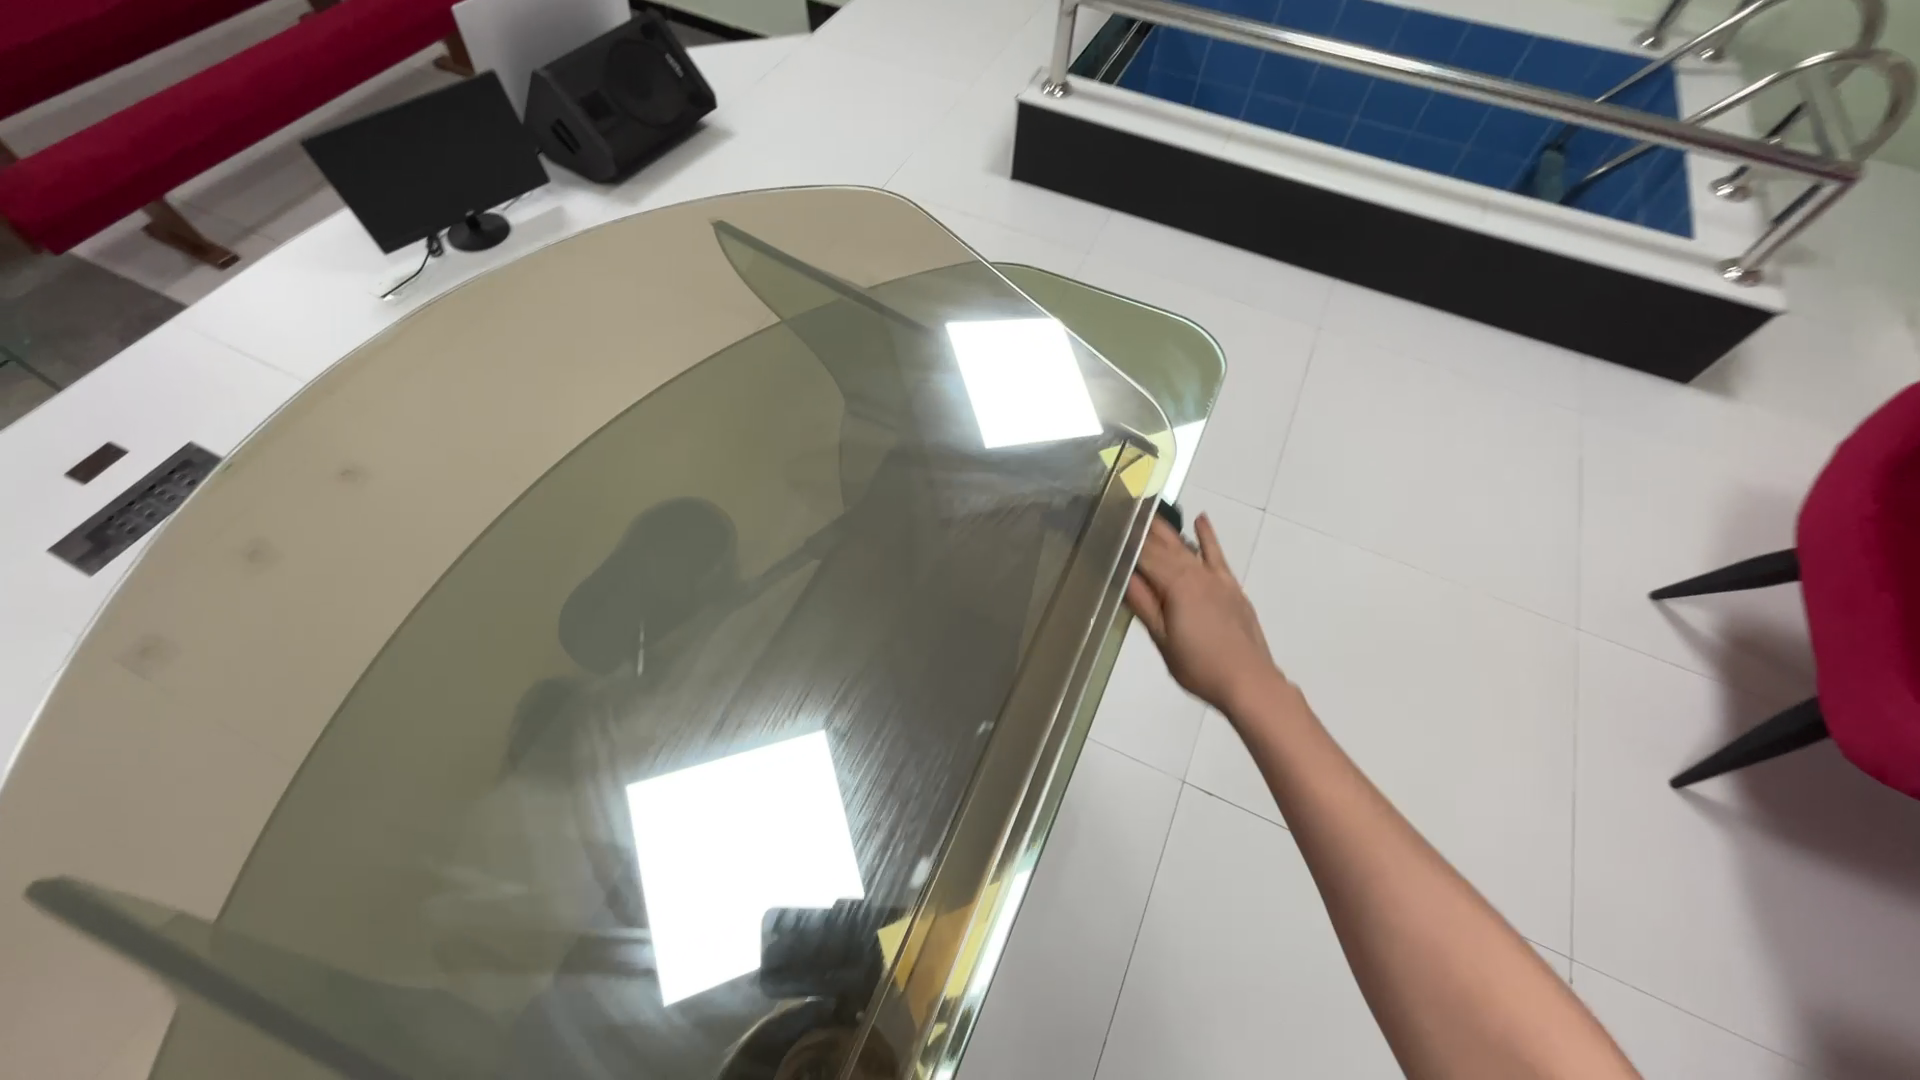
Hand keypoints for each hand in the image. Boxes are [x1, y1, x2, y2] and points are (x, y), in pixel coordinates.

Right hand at [1125, 514, 1285, 713]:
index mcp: (1176, 585)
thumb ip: (1143, 603)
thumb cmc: (1198, 666)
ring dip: (1167, 529)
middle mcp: (1196, 573)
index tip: (1106, 524)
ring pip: (1186, 546)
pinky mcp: (1230, 587)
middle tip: (1121, 509)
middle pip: (1165, 544)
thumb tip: (1122, 573)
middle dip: (1143, 528)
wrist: (1249, 682)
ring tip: (1147, 511)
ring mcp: (1216, 578)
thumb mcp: (1162, 638)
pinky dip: (1207, 536)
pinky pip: (1216, 555)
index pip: (1144, 554)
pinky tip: (1201, 520)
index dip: (1124, 540)